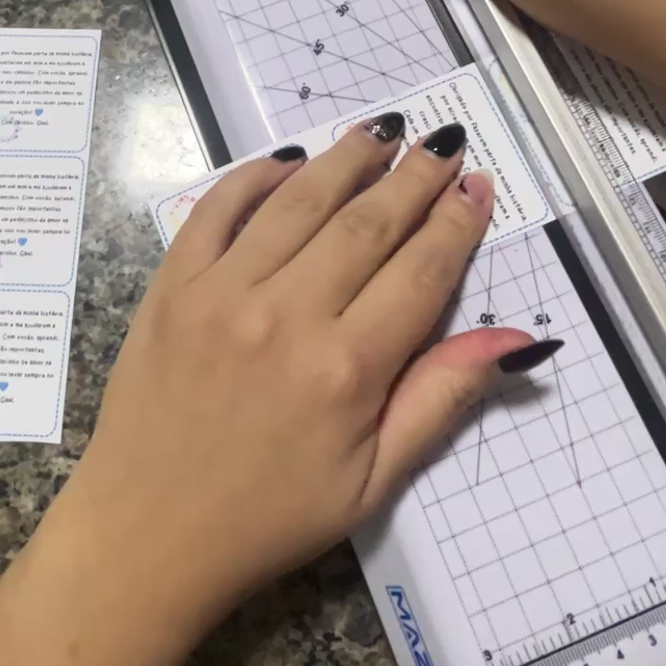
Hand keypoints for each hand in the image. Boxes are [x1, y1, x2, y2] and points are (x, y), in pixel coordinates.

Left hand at [58, 117, 554, 641]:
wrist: (147, 534)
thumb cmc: (269, 517)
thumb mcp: (372, 482)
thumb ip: (440, 398)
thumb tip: (517, 338)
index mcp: (346, 370)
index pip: (420, 271)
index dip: (456, 222)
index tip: (476, 184)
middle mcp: (286, 314)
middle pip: (367, 223)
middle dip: (413, 177)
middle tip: (440, 142)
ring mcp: (221, 291)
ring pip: (299, 201)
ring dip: (345, 160)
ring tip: (379, 131)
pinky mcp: (172, 284)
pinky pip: (217, 209)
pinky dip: (254, 176)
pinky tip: (287, 161)